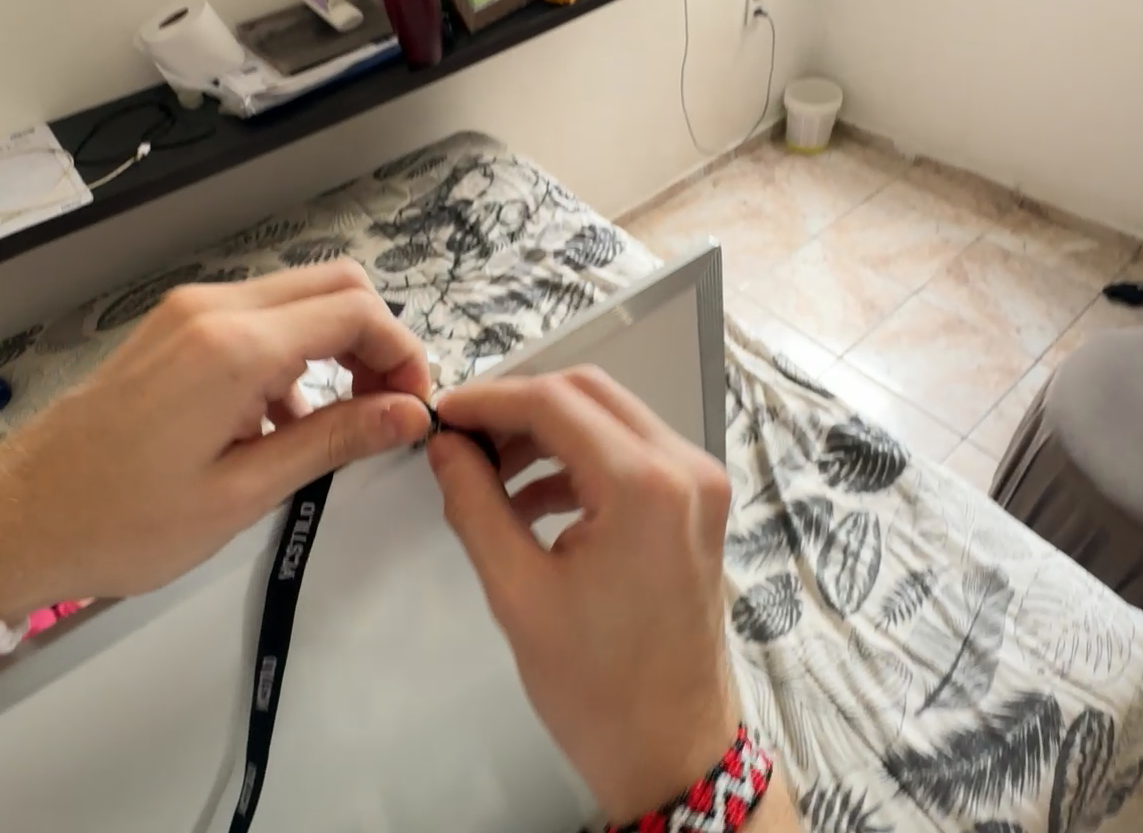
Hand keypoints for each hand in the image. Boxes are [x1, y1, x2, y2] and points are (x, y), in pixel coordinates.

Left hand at [0, 260, 432, 618]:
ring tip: (345, 418)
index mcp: (235, 346)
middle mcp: (216, 307)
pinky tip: (288, 416)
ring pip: (304, 296)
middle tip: (387, 405)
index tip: (412, 409)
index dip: (403, 354)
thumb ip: (336, 439)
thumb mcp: (244, 492)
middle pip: (338, 285)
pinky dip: (300, 352)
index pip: (358, 312)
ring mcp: (192, 311)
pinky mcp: (178, 326)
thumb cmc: (121, 523)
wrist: (3, 526)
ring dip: (341, 345)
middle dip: (379, 339)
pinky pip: (265, 317)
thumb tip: (411, 413)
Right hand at [427, 367, 738, 821]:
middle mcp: (685, 465)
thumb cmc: (597, 687)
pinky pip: (629, 451)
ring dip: (548, 433)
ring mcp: (699, 480)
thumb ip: (475, 502)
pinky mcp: (697, 499)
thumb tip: (447, 446)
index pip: (555, 402)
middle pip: (588, 394)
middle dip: (519, 407)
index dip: (490, 400)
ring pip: (609, 416)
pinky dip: (578, 460)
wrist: (672, 748)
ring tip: (491, 472)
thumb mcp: (517, 591)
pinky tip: (533, 498)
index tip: (443, 414)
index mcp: (646, 485)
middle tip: (465, 437)